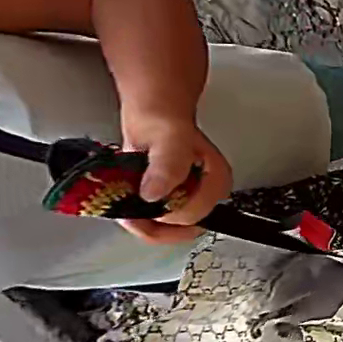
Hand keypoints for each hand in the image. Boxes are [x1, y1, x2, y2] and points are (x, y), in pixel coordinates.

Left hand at [118, 113, 233, 244]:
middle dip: (152, 221)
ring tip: (126, 202)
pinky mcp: (172, 200)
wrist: (152, 111)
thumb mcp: (169, 137)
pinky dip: (138, 219)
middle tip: (131, 199)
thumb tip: (154, 194)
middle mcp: (205, 194)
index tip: (146, 195)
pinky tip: (127, 205)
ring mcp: (188, 198)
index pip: (194, 215)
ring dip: (142, 222)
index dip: (166, 212)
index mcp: (216, 182)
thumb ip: (167, 165)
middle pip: (180, 228)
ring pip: (166, 230)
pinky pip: (155, 223)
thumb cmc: (164, 118)